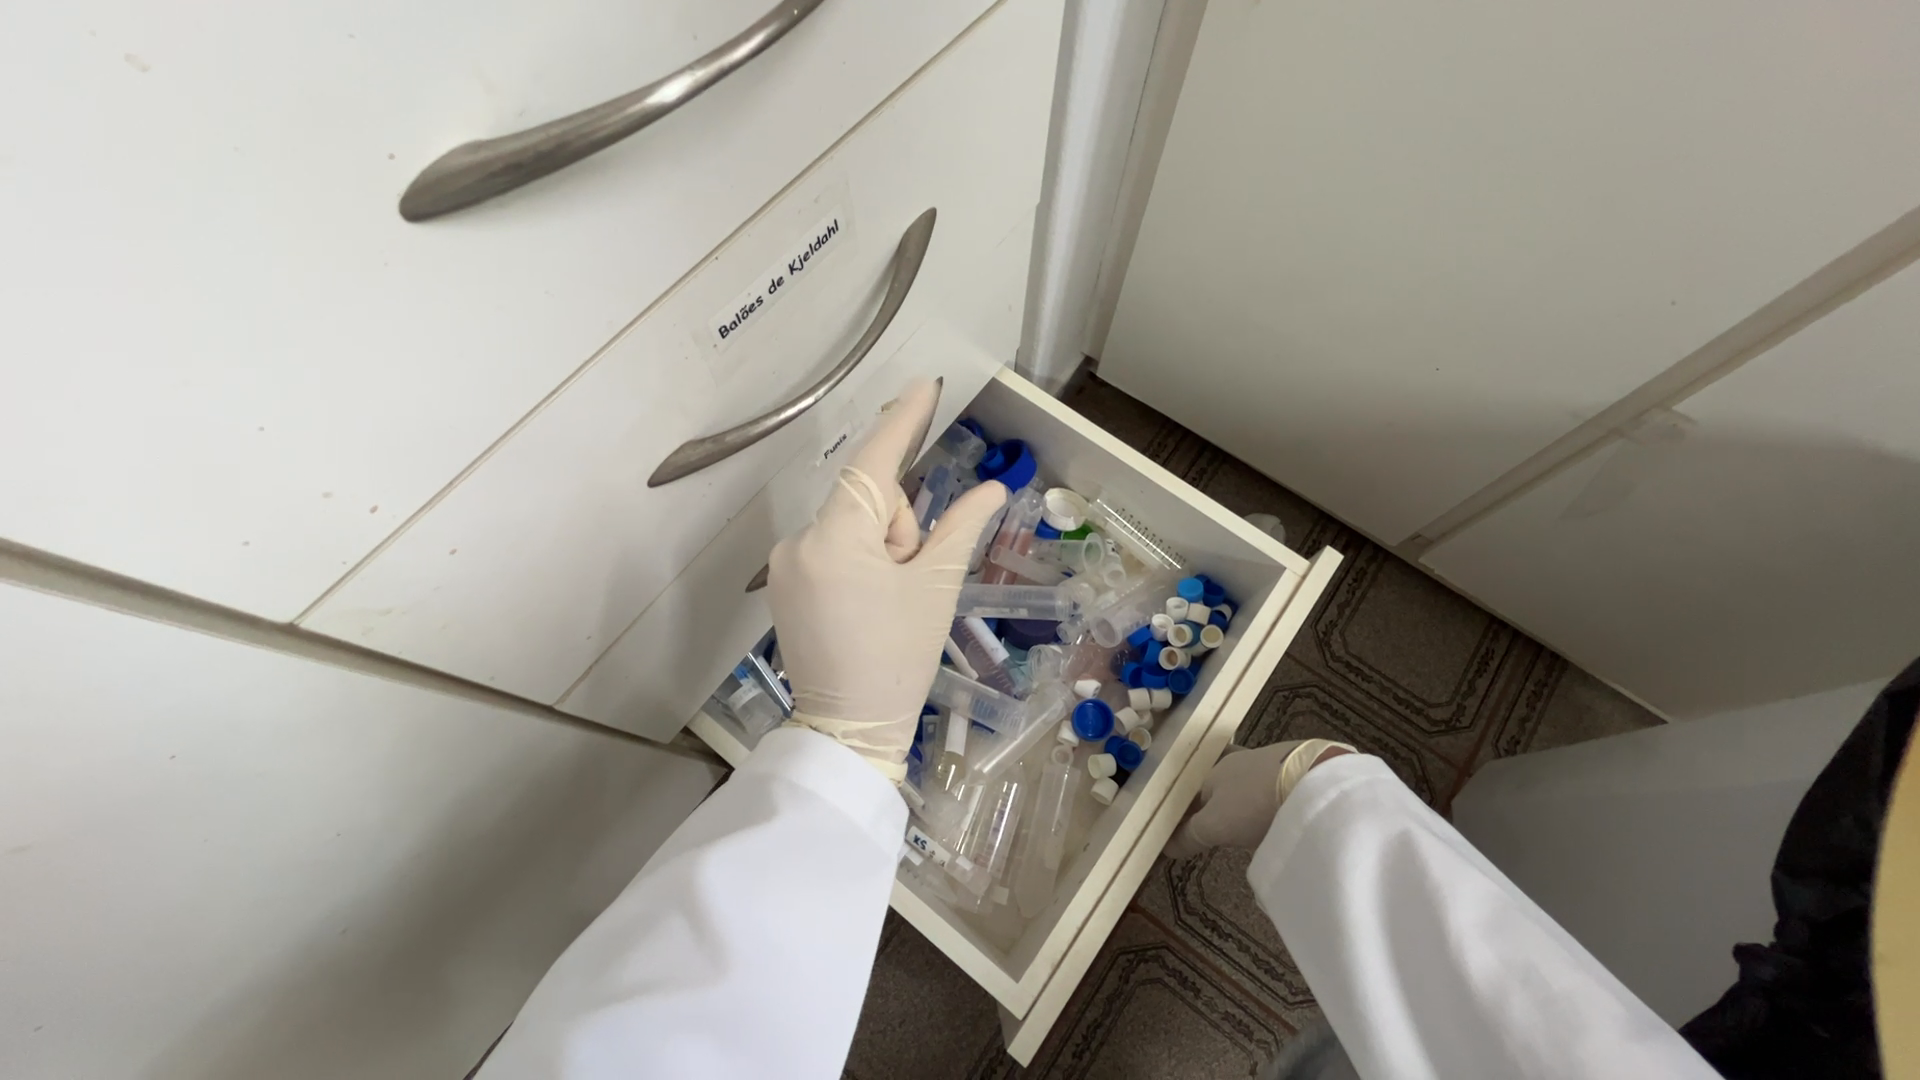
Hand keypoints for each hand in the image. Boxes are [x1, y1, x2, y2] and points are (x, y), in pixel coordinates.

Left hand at [769, 378, 1008, 781]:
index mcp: (836, 539)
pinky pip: (831, 547)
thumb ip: (961, 527)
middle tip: (909, 581)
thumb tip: (993, 487)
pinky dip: (858, 559)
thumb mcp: (934, 589)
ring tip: (888, 601)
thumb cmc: (898, 660)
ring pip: (851, 524)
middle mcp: (800, 540)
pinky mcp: (783, 583)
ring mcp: (786, 563)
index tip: (924, 386)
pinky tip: (865, 604)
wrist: (849, 731)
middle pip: (867, 501)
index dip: (903, 422)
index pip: (874, 464)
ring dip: (881, 547)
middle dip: (900, 528)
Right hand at [1163, 739, 1355, 858]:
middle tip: (1219, 827)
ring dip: (1245, 799)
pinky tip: (1277, 811)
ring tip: (1249, 823)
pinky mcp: (1297, 765)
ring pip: (1248, 781)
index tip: (1189, 832)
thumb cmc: (1252, 802)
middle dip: (1217, 802)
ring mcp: (1267, 760)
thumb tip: (1164, 846)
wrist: (1313, 780)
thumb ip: (1189, 836)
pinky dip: (1270, 796)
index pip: (1191, 791)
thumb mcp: (1214, 826)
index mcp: (1210, 771)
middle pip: (1219, 783)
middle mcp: (1235, 761)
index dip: (1188, 812)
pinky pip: (1274, 782)